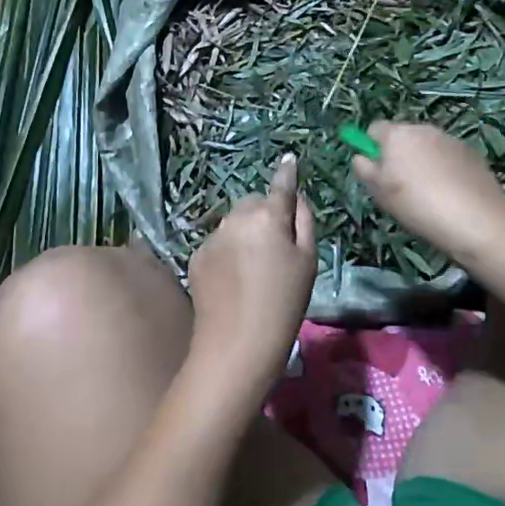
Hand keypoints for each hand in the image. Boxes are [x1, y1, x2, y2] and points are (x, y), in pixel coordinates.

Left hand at [185, 154, 316, 390]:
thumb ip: (303, 222)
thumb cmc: (283, 305)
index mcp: (267, 217)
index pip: (280, 187)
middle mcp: (235, 218)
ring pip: (234, 222)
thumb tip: (296, 198)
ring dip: (245, 233)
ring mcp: (212, 237)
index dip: (287, 174)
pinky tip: (235, 280)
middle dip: (265, 215)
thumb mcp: (308, 263)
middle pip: (254, 203)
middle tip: (277, 249)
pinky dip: (228, 251)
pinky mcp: (196, 255)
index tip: (289, 160)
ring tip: (255, 270)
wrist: (236, 344)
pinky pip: (218, 242)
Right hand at [351, 122, 504, 263]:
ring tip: (428, 193)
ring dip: (422, 161)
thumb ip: (364, 169)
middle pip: (402, 136)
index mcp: (397, 135)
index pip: (374, 128)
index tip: (377, 172)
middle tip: (400, 186)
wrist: (476, 219)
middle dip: (398, 154)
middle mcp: (423, 129)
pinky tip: (449, 194)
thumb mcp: (379, 192)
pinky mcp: (472, 153)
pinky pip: (447, 157)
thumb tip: (361, 157)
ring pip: (426, 146)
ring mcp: (450, 140)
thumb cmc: (417, 204)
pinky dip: (444, 169)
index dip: (371, 148)